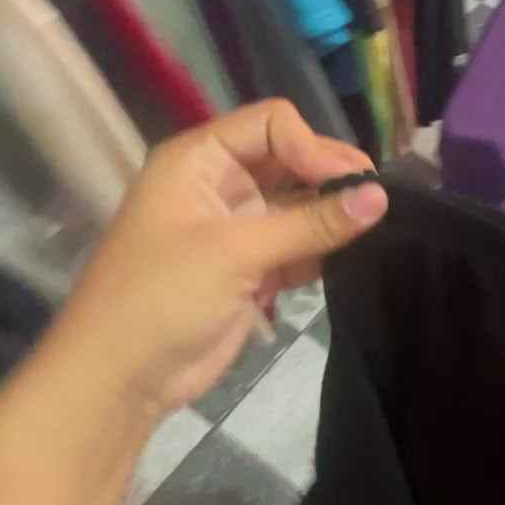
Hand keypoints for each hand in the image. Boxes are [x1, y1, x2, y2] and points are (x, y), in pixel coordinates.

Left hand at [38, 100, 386, 417]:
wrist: (123, 379)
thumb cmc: (163, 298)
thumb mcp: (237, 252)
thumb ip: (313, 223)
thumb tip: (381, 196)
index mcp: (201, 161)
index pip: (272, 125)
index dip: (313, 147)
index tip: (350, 182)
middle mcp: (222, 184)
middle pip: (292, 160)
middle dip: (331, 177)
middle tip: (377, 201)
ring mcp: (240, 227)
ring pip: (301, 204)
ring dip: (334, 215)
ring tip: (377, 227)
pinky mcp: (255, 266)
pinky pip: (302, 243)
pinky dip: (325, 249)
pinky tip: (354, 257)